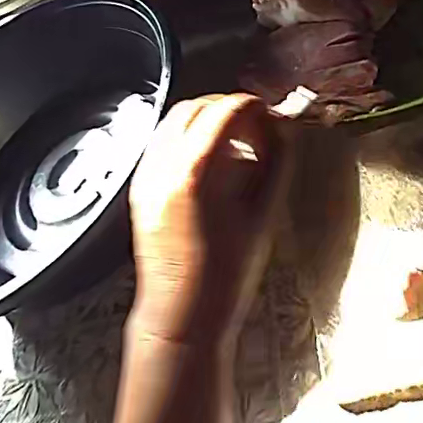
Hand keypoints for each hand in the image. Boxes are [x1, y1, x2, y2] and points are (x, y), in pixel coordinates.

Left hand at [126, 94, 288, 346]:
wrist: (181, 315)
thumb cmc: (224, 278)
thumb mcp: (261, 218)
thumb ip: (275, 165)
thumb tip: (282, 131)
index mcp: (192, 174)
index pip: (222, 113)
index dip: (251, 107)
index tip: (269, 114)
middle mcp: (161, 168)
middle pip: (194, 108)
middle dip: (227, 108)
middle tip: (256, 124)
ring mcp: (145, 176)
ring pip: (173, 121)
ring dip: (206, 119)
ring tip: (236, 140)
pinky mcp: (140, 187)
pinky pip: (163, 142)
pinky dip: (188, 137)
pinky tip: (212, 157)